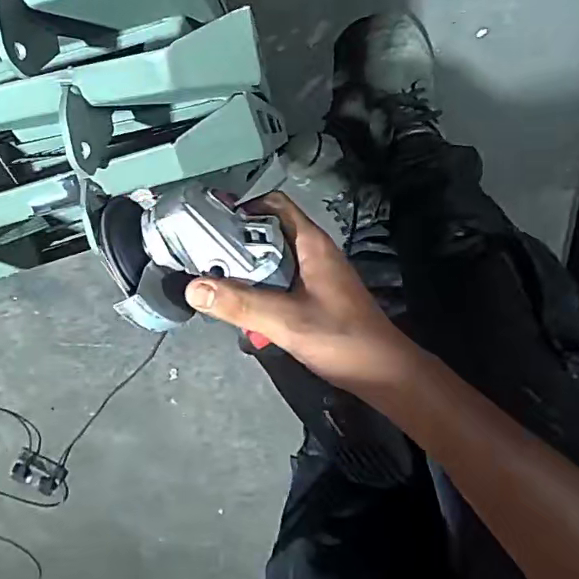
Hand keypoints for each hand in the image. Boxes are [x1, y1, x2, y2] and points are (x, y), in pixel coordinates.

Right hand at [184, 193, 421, 391]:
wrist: (384, 372)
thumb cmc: (341, 338)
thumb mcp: (286, 320)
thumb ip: (240, 304)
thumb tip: (194, 287)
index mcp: (312, 244)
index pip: (275, 205)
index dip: (244, 208)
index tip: (212, 225)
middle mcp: (314, 252)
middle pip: (269, 232)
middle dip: (238, 243)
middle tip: (206, 258)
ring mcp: (317, 274)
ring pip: (273, 260)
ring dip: (248, 271)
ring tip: (218, 284)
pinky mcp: (316, 296)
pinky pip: (281, 282)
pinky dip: (262, 291)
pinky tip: (246, 312)